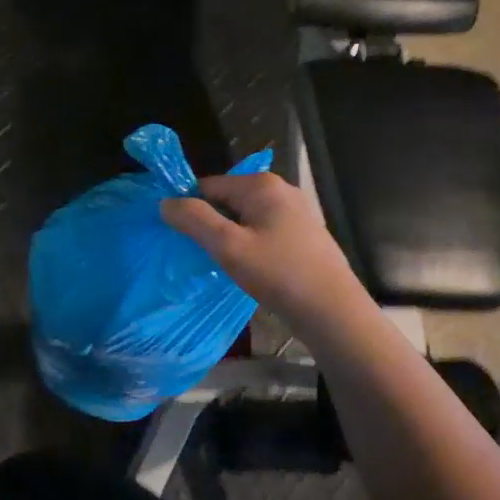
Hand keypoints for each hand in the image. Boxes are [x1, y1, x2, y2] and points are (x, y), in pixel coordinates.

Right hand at [161, 173, 362, 321]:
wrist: (334, 314)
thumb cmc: (279, 275)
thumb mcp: (228, 246)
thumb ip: (193, 220)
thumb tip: (165, 202)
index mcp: (261, 185)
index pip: (207, 186)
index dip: (190, 209)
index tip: (183, 239)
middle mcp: (280, 190)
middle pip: (226, 200)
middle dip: (211, 224)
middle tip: (205, 255)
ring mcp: (296, 212)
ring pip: (244, 218)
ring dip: (230, 237)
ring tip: (226, 265)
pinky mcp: (303, 234)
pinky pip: (262, 230)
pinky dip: (250, 245)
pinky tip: (251, 270)